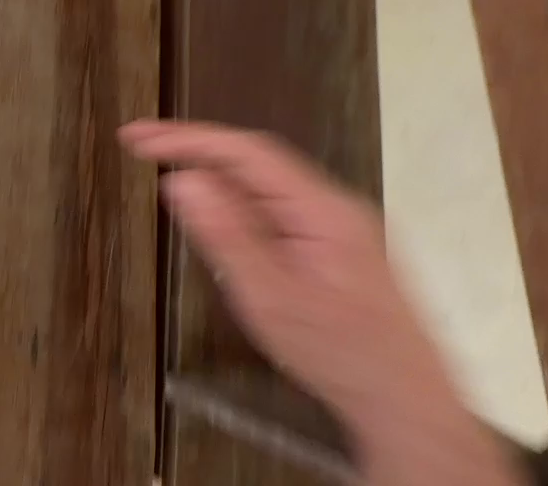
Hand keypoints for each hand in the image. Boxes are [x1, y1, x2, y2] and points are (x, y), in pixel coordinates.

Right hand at [119, 120, 521, 485]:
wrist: (410, 410)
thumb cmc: (344, 357)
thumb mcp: (270, 297)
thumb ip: (225, 234)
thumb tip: (181, 180)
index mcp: (324, 212)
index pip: (245, 151)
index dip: (186, 137)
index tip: (137, 137)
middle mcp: (334, 208)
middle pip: (254, 158)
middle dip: (193, 145)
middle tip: (140, 144)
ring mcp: (337, 226)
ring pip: (262, 179)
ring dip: (209, 167)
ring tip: (163, 164)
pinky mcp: (332, 245)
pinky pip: (271, 202)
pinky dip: (229, 193)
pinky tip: (208, 204)